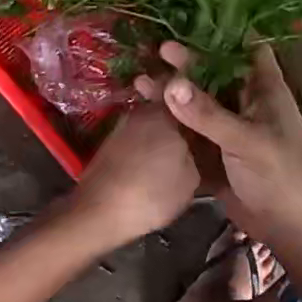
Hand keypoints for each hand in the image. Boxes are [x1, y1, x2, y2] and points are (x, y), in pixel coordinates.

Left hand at [68, 102, 201, 245]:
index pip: (179, 89)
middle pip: (162, 108)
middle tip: (192, 137)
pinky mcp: (106, 147)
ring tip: (172, 156)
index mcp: (163, 113)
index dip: (192, 97)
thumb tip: (188, 148)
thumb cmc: (152, 193)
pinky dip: (143, 150)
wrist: (99, 213)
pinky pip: (134, 141)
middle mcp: (138, 113)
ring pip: (147, 126)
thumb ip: (193, 153)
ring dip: (158, 137)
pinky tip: (150, 168)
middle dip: (176, 119)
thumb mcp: (190, 178)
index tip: (203, 108)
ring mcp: (119, 129)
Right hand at [133, 42, 301, 245]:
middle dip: (187, 64)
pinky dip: (171, 122)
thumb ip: (208, 114)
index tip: (191, 21)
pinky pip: (190, 131)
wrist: (287, 226)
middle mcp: (246, 104)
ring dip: (173, 94)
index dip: (223, 35)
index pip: (247, 51)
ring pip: (198, 104)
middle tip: (156, 50)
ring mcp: (229, 129)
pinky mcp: (214, 152)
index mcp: (265, 91)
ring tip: (140, 80)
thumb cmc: (279, 176)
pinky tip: (145, 112)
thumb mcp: (246, 141)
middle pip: (214, 75)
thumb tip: (170, 84)